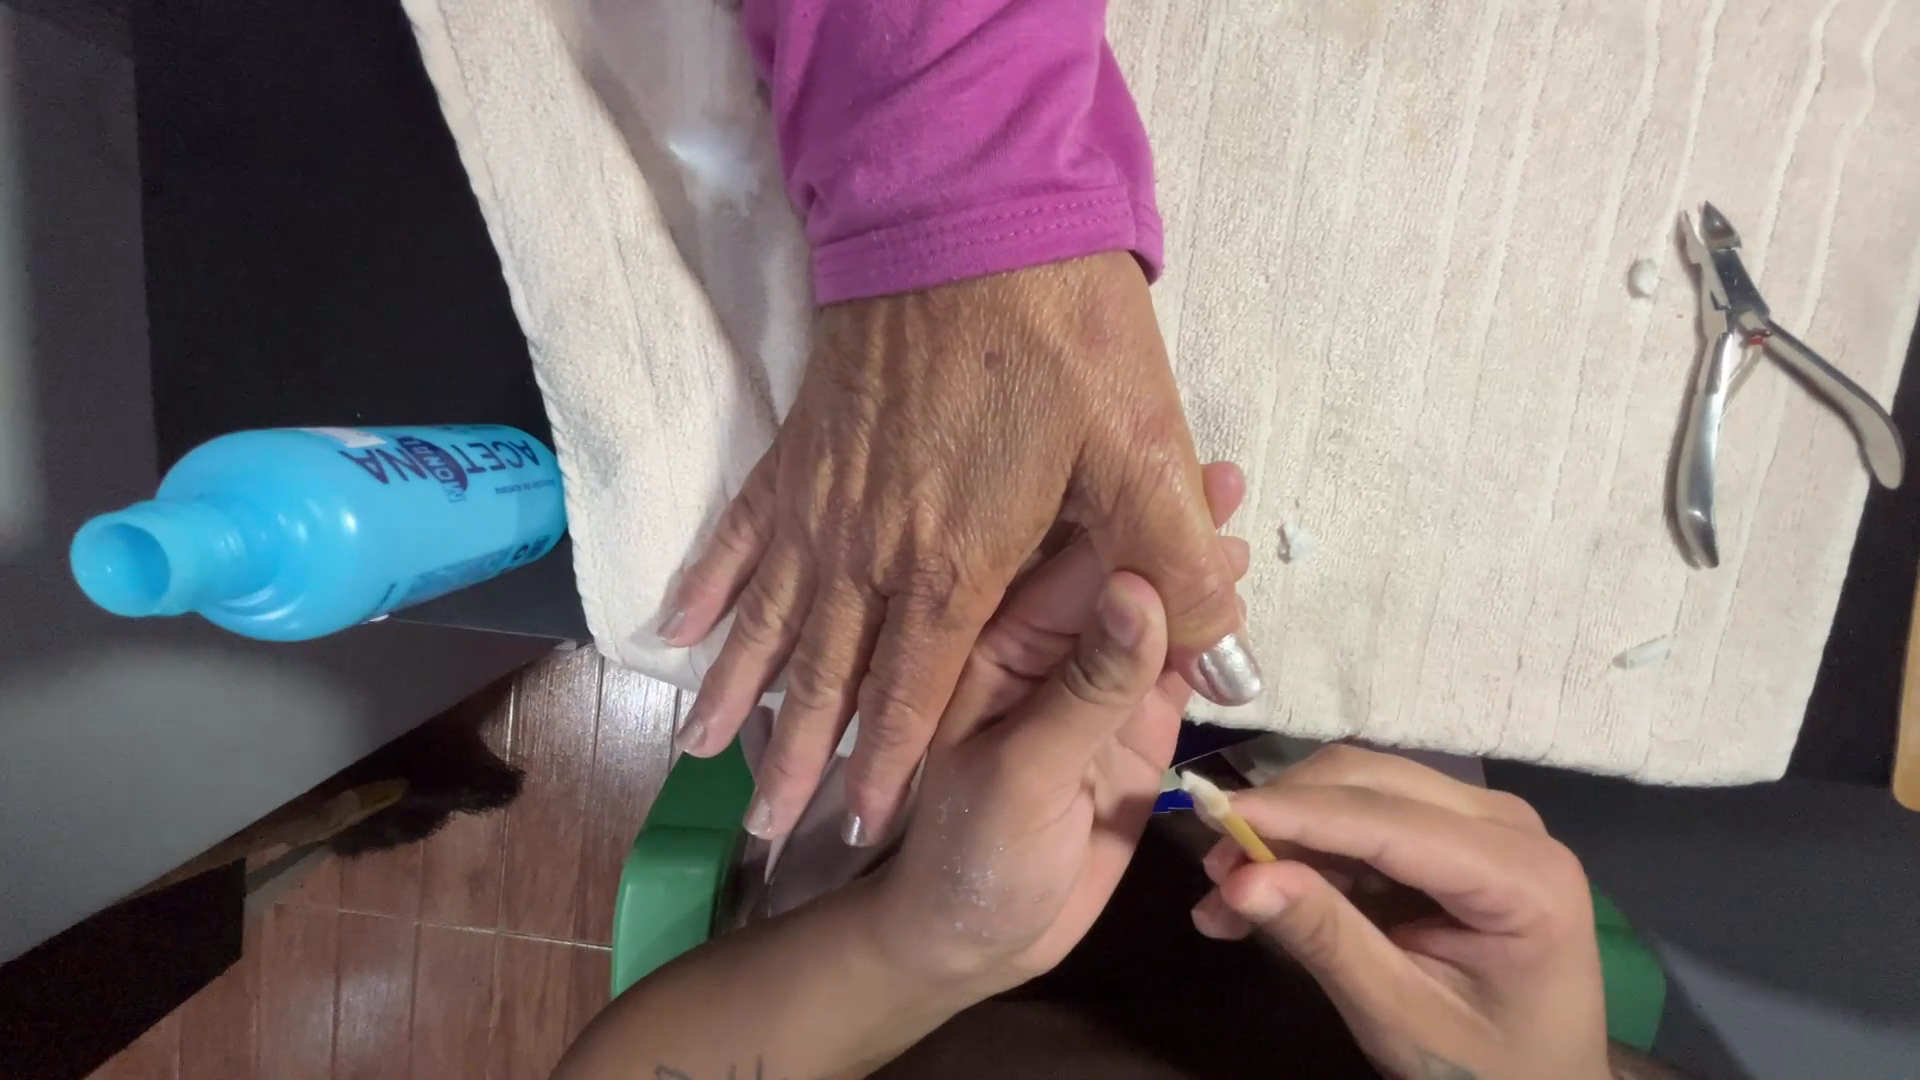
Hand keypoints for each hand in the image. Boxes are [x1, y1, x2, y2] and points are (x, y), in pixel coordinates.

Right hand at [659, 252, 1258, 845]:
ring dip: (738, 687)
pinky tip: (674, 624)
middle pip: (829, 670)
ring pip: (772, 615)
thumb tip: (1205, 630)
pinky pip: (742, 530)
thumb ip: (1171, 550)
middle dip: (801, 753)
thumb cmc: (1060, 333)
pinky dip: (709, 581)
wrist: (967, 216)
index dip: (888, 763)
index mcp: (955, 562)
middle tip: (764, 824)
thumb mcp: (1144, 442)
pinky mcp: (801, 450)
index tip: (857, 824)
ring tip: (702, 747)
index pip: (914, 690)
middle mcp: (872, 548)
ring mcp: (824, 500)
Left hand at [867, 463, 1250, 989]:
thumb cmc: (973, 855)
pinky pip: (1174, 676)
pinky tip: (1234, 613)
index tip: (1182, 481)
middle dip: (1167, 537)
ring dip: (1194, 585)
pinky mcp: (1131, 729)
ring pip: (1152, 624)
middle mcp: (1048, 652)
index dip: (1126, 526)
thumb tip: (1141, 589)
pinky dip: (1207, 649)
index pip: (1069, 572)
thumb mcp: (1023, 770)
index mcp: (999, 644)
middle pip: (1116, 583)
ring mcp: (1095, 689)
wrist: (983, 936)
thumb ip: (1085, 688)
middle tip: (1227, 484)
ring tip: (1238, 536)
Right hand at [1191, 746, 1610, 1079]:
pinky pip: (1351, 806)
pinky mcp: (1441, 818)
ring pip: (1347, 782)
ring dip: (1282, 827)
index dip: (1293, 812)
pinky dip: (1299, 840)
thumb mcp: (1401, 1016)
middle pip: (1361, 780)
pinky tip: (1260, 883)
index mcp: (1523, 877)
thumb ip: (1325, 940)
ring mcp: (1472, 812)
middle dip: (1280, 815)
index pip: (1384, 820)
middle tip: (1216, 866)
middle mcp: (1502, 820)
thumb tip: (1239, 879)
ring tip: (1227, 888)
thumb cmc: (1484, 1065)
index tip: (1212, 811)